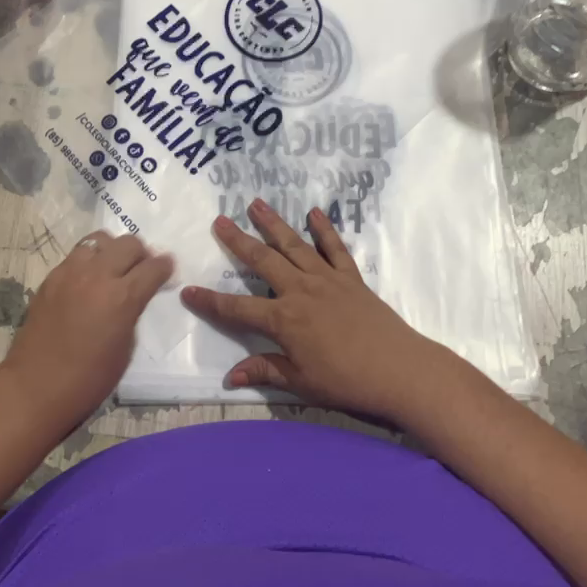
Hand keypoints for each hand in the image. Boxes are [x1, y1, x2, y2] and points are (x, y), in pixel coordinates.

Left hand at [0, 231, 171, 426]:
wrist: (36, 387)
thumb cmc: (89, 379)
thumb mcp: (125, 348)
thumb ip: (132, 313)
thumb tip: (133, 297)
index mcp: (123, 297)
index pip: (153, 267)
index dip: (165, 267)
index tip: (167, 269)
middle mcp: (98, 276)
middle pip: (128, 244)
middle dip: (142, 253)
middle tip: (142, 269)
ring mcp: (71, 273)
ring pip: (99, 239)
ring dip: (112, 250)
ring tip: (112, 267)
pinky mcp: (51, 278)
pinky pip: (76, 256)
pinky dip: (89, 261)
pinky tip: (87, 281)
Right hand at [180, 200, 464, 422]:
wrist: (400, 370)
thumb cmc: (347, 382)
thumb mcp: (301, 383)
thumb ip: (265, 371)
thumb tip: (230, 377)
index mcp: (284, 320)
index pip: (237, 309)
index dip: (211, 302)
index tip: (187, 291)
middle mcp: (300, 291)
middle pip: (263, 262)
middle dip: (239, 242)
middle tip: (220, 221)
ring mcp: (327, 280)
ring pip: (294, 246)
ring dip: (273, 224)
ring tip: (256, 203)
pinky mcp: (351, 278)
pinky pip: (335, 249)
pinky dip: (324, 230)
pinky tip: (315, 212)